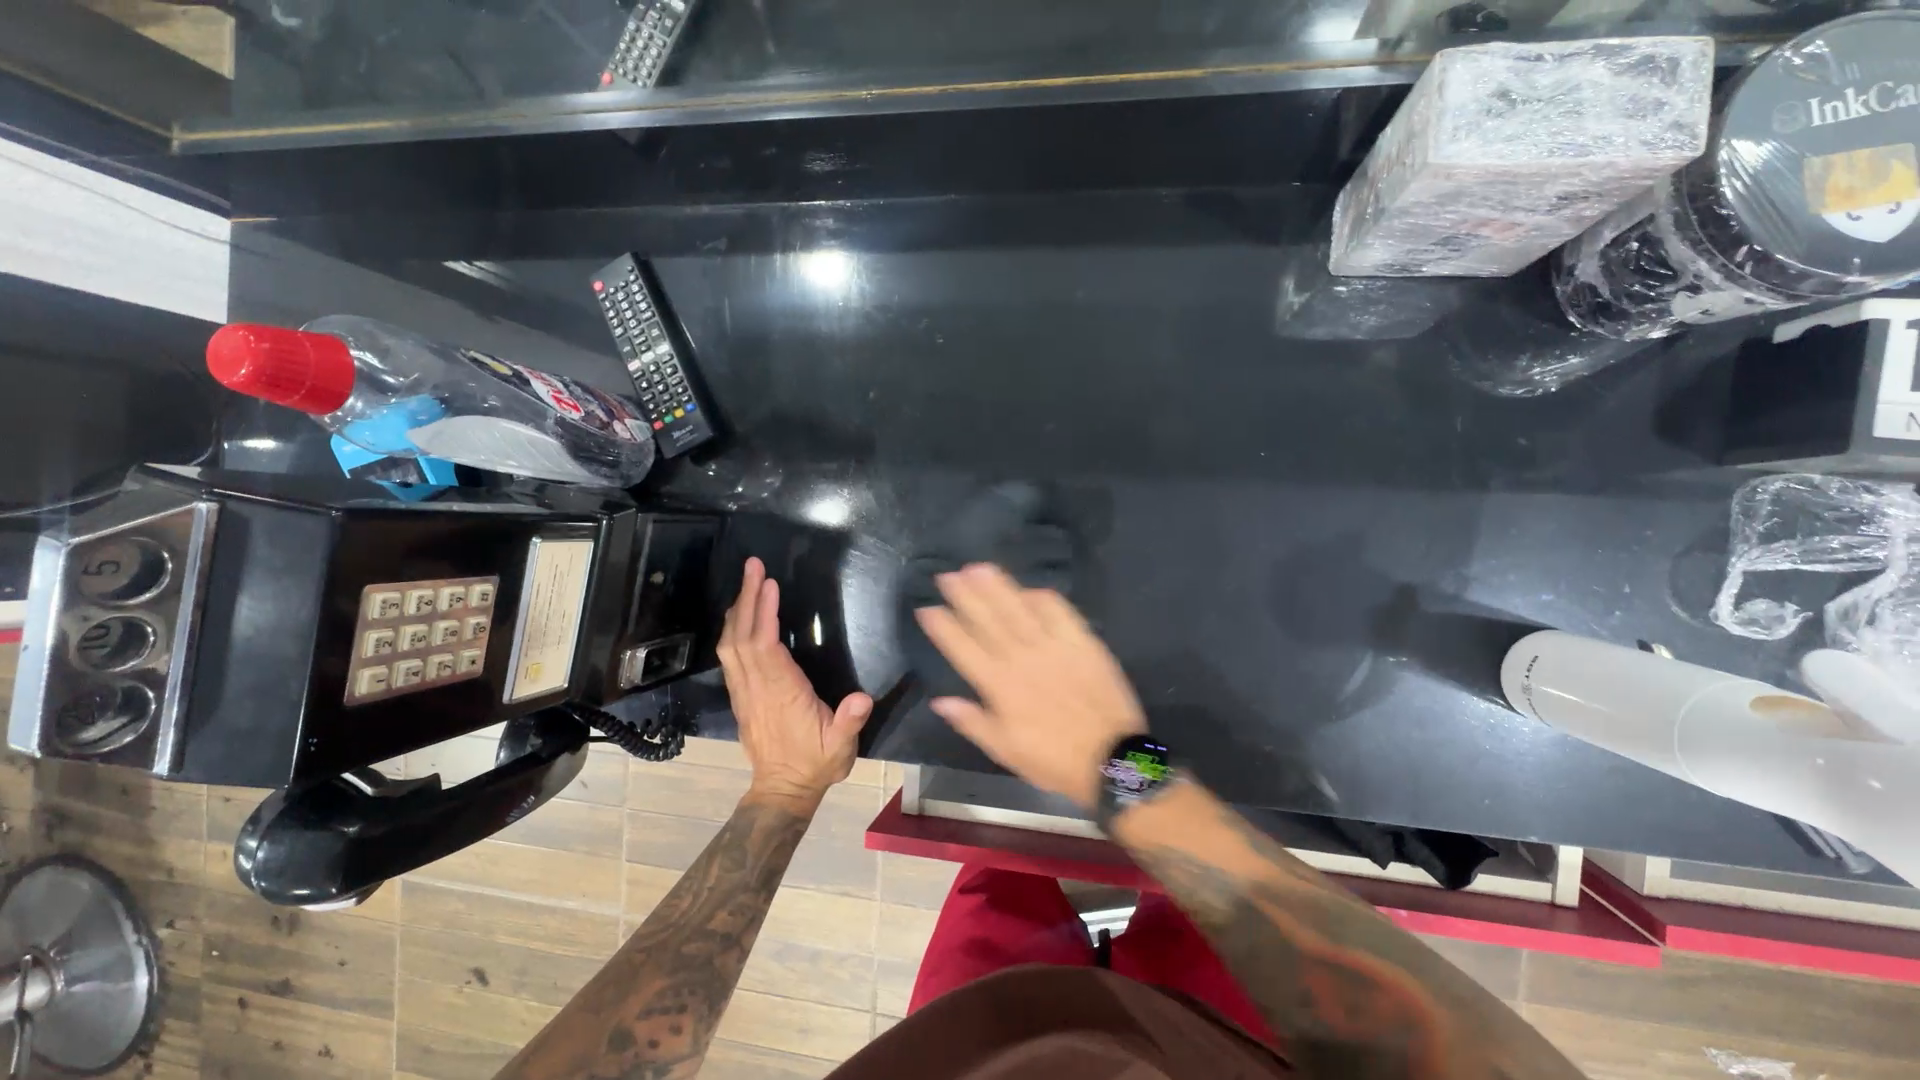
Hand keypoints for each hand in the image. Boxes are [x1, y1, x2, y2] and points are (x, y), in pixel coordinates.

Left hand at [719, 557, 873, 808]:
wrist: (783, 790)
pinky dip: (733, 630)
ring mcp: (744, 692)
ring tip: (746, 584)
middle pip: (741, 637)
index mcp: (782, 693)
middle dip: (745, 599)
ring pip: (730, 645)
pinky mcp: (741, 696)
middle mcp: (757, 688)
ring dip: (736, 611)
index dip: (762, 614)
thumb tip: (862, 699)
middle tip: (752, 566)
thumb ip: (850, 721)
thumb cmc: (815, 764)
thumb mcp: (841, 748)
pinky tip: (740, 617)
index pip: (764, 647)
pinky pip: (729, 657)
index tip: (768, 584)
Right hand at [914, 563, 1145, 807]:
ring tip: (978, 568)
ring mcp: (1054, 646)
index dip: (943, 626)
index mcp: (999, 685)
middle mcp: (1022, 658)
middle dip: (965, 596)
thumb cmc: (1053, 760)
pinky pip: (1060, 611)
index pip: (963, 647)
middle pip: (988, 619)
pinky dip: (1042, 598)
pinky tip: (1030, 589)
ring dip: (997, 587)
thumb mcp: (1005, 750)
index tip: (927, 608)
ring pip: (1019, 608)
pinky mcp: (1083, 642)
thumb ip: (972, 722)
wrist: (1110, 760)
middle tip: (948, 576)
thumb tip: (940, 701)